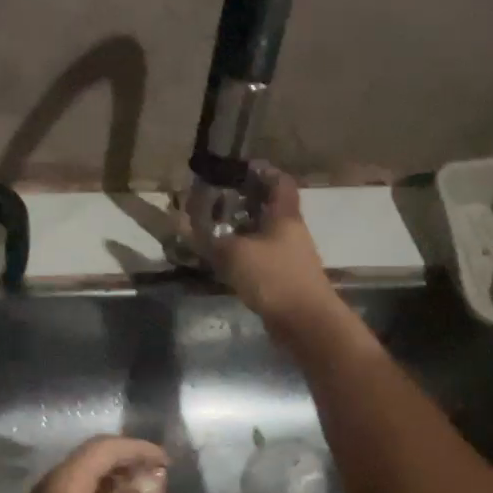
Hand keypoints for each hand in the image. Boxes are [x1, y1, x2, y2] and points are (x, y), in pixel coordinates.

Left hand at [0, 436, 168, 492]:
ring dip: (117, 483)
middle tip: (160, 478)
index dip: (139, 448)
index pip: (105, 446)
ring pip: (86, 482)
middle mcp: (51, 486)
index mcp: (65, 479)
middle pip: (93, 459)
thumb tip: (153, 475)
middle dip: (128, 462)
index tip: (169, 461)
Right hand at [189, 165, 336, 325]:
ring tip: (214, 233)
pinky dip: (245, 257)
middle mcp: (291, 233)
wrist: (305, 322)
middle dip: (245, 204)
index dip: (263, 172)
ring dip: (243, 233)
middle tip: (216, 203)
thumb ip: (210, 239)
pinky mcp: (284, 281)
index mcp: (285, 216)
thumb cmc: (274, 278)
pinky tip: (225, 264)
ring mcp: (290, 258)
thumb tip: (187, 227)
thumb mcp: (235, 254)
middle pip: (270, 209)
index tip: (239, 170)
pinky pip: (262, 260)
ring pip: (264, 236)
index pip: (280, 182)